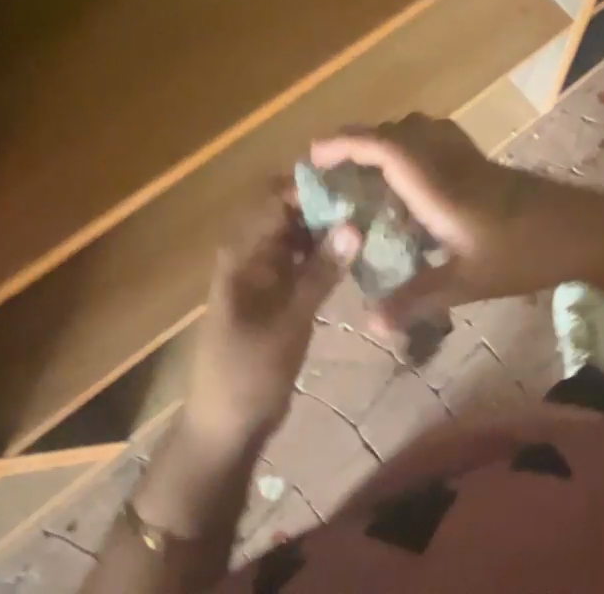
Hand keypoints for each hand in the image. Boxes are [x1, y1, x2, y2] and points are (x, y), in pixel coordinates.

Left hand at [182, 191, 358, 448]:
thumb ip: (322, 272)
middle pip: (292, 213)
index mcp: (243, 253)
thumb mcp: (289, 321)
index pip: (277, 197)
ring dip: (332, 227)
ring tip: (378, 216)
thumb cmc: (249, 372)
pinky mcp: (280, 296)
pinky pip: (305, 262)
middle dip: (329, 203)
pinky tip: (362, 252)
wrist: (226, 428)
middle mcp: (253, 255)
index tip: (358, 176)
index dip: (314, 184)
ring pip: (302, 236)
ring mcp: (266, 275)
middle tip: (378, 196)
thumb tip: (355, 223)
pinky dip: (329, 255)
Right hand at [310, 115, 603, 329]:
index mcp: (440, 186)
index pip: (387, 148)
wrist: (584, 230)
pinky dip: (414, 145)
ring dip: (388, 139)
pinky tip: (414, 179)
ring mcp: (471, 158)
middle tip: (332, 168)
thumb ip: (417, 298)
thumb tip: (368, 323)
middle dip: (359, 141)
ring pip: (421, 130)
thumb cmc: (526, 254)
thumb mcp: (468, 282)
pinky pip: (439, 139)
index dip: (347, 143)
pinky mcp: (486, 164)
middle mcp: (451, 162)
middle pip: (399, 132)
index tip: (314, 153)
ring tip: (366, 170)